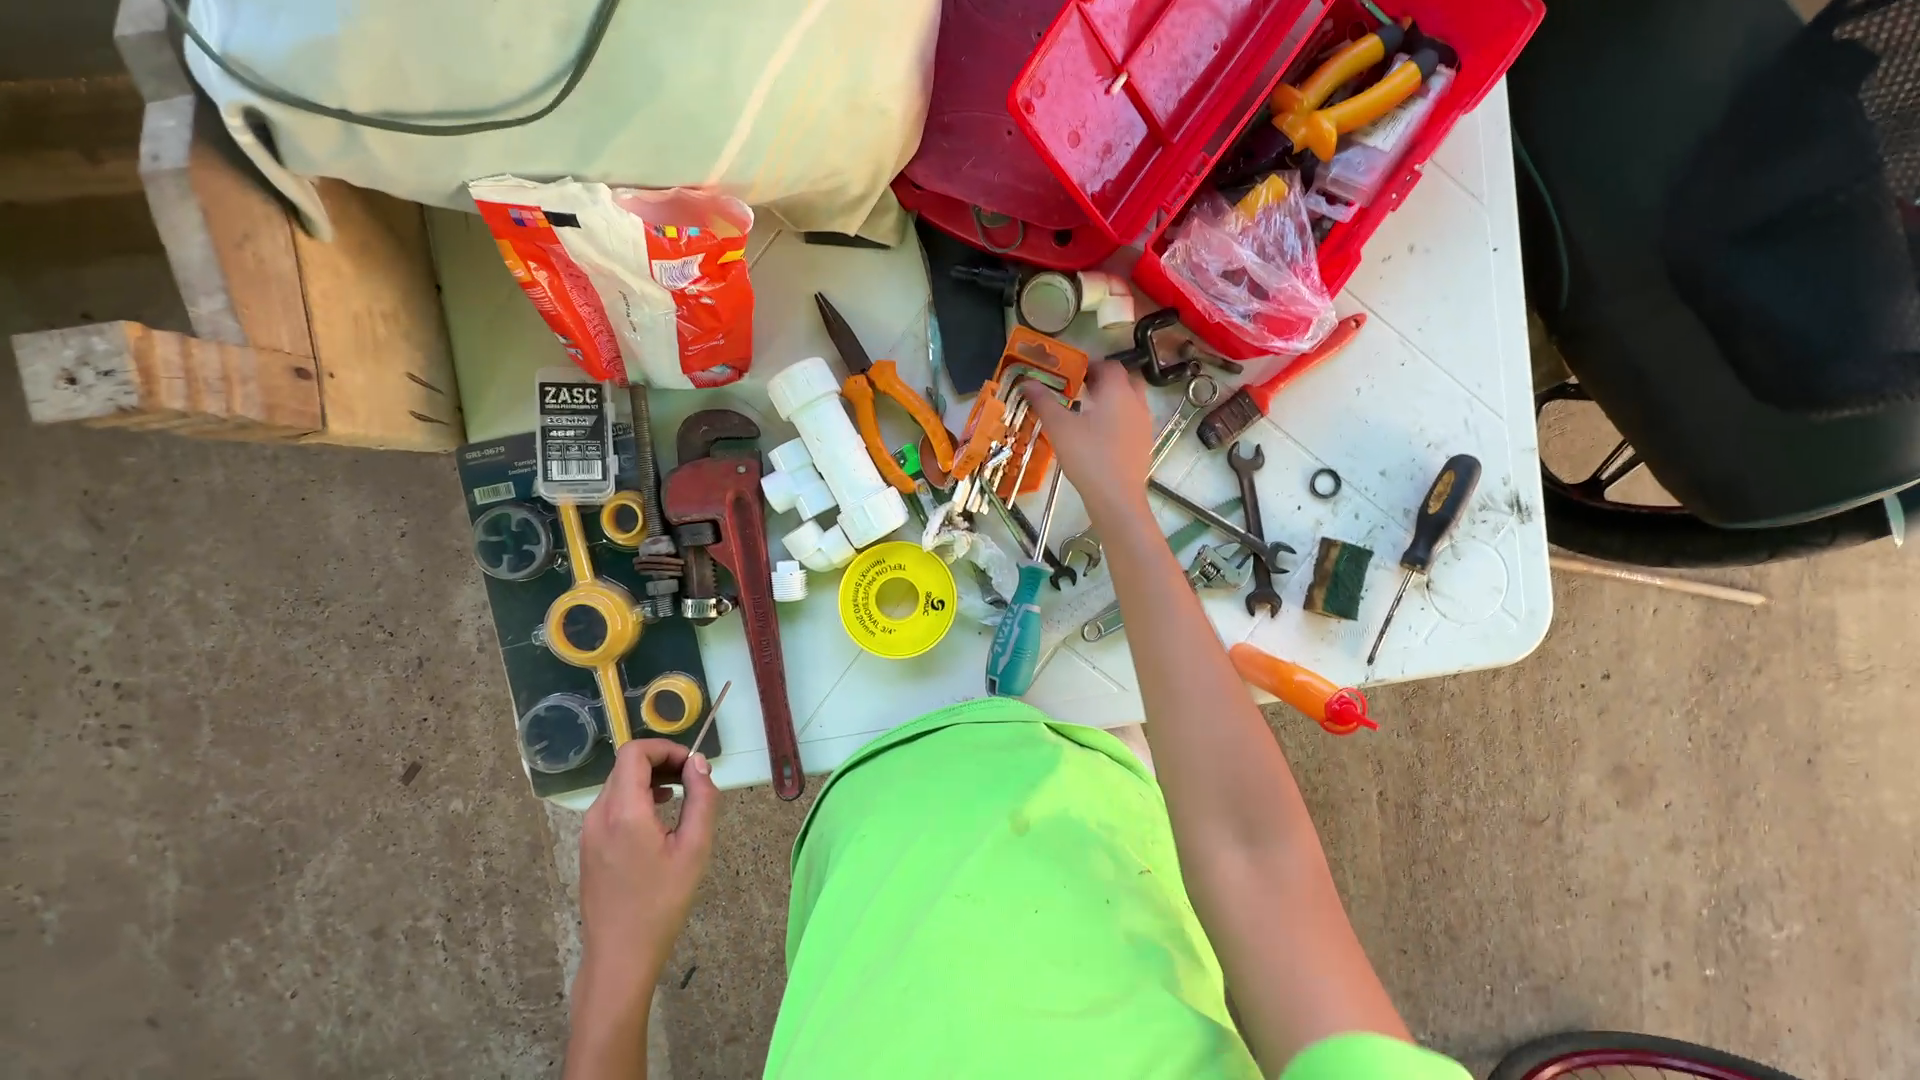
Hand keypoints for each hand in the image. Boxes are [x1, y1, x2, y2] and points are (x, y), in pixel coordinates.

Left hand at [577, 739, 718, 987]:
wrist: (620, 955)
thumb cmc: (662, 903)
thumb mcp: (695, 848)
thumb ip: (701, 798)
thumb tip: (699, 763)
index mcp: (623, 811)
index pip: (634, 752)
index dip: (666, 748)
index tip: (693, 766)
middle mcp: (598, 814)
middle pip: (626, 766)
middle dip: (662, 763)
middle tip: (694, 781)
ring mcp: (588, 832)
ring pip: (618, 785)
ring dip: (650, 781)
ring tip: (680, 799)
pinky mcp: (588, 847)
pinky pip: (612, 806)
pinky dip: (636, 800)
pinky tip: (658, 822)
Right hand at [1023, 360, 1154, 526]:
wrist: (1116, 496)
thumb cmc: (1088, 456)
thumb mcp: (1059, 427)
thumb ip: (1044, 401)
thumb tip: (1027, 382)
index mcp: (1117, 391)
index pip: (1110, 365)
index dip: (1091, 365)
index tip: (1072, 374)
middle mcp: (1136, 402)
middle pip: (1124, 380)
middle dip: (1104, 381)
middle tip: (1081, 390)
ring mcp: (1144, 424)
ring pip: (1130, 401)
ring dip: (1112, 400)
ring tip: (1088, 413)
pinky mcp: (1144, 443)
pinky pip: (1132, 421)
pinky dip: (1118, 419)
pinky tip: (1100, 436)